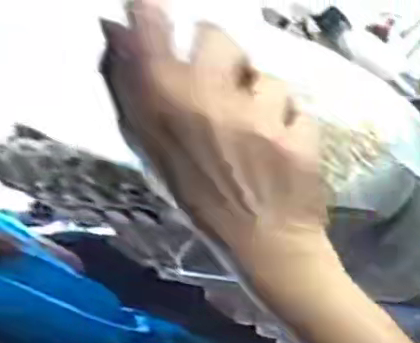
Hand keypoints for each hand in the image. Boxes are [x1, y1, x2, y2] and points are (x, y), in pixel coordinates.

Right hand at [100, 0, 327, 276]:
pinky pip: (302, 112)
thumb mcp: (148, 143)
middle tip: (233, 85)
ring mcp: (257, 118)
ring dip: (269, 98)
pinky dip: (299, 126)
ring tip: (265, 126)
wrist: (266, 243)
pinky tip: (290, 147)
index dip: (162, 16)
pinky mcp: (297, 140)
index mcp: (158, 91)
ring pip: (268, 78)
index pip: (148, 15)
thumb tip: (116, 28)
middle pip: (219, 37)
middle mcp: (206, 95)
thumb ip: (130, 83)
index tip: (170, 26)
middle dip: (228, 58)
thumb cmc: (203, 199)